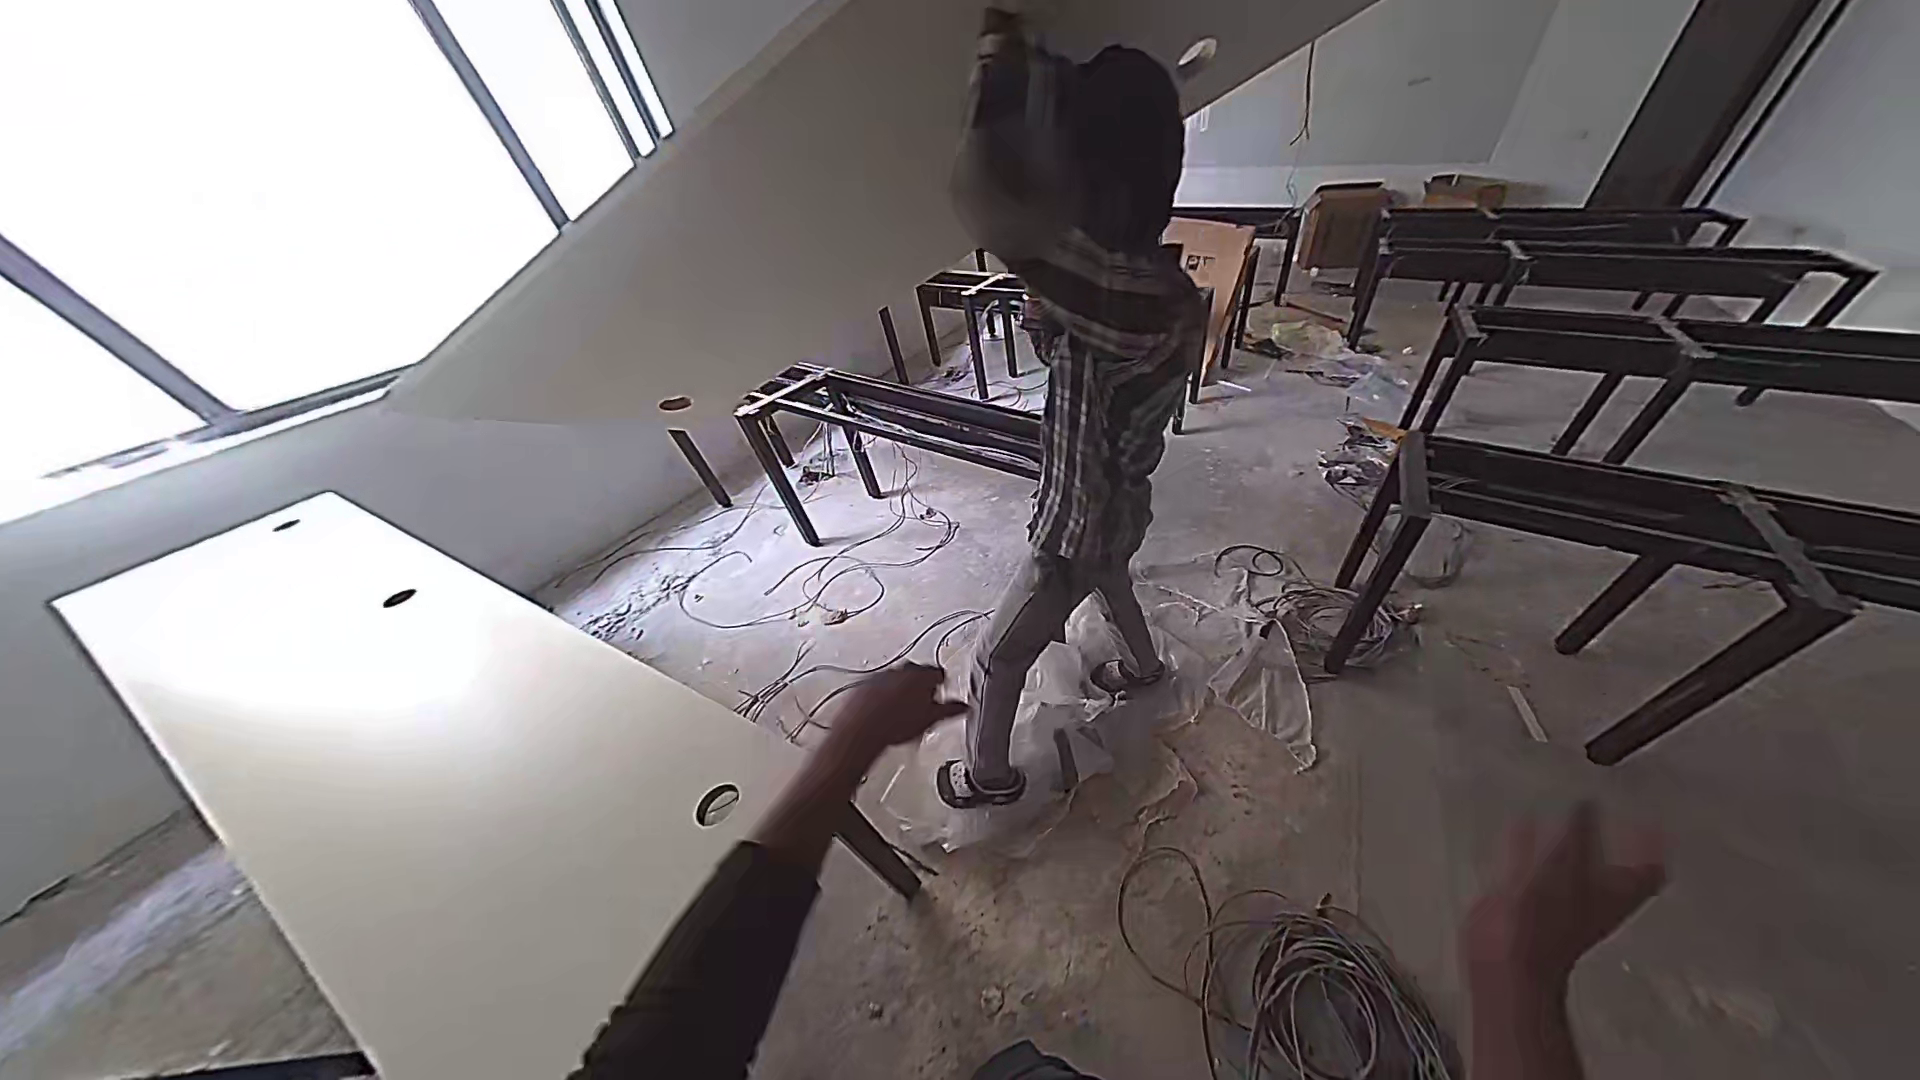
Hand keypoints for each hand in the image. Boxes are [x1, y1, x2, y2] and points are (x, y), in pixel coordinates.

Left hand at [823, 663, 965, 762]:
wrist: (861, 729)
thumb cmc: (894, 723)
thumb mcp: (931, 719)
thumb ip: (951, 710)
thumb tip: (965, 707)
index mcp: (921, 673)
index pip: (940, 673)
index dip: (943, 686)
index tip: (942, 695)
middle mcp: (901, 669)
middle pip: (918, 674)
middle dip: (923, 688)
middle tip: (924, 706)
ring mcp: (882, 675)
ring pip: (898, 680)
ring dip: (903, 692)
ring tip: (903, 714)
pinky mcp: (865, 684)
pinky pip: (880, 687)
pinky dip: (884, 697)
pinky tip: (885, 714)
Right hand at [1461, 801, 1664, 992]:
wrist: (1507, 954)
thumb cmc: (1546, 919)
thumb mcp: (1565, 873)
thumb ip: (1575, 839)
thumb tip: (1589, 802)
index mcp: (1614, 893)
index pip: (1648, 867)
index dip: (1650, 842)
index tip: (1650, 813)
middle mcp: (1592, 892)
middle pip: (1612, 862)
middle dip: (1611, 836)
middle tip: (1607, 804)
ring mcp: (1559, 893)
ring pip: (1572, 858)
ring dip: (1570, 835)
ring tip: (1564, 806)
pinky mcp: (1526, 891)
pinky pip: (1534, 858)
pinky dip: (1531, 840)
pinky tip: (1522, 821)